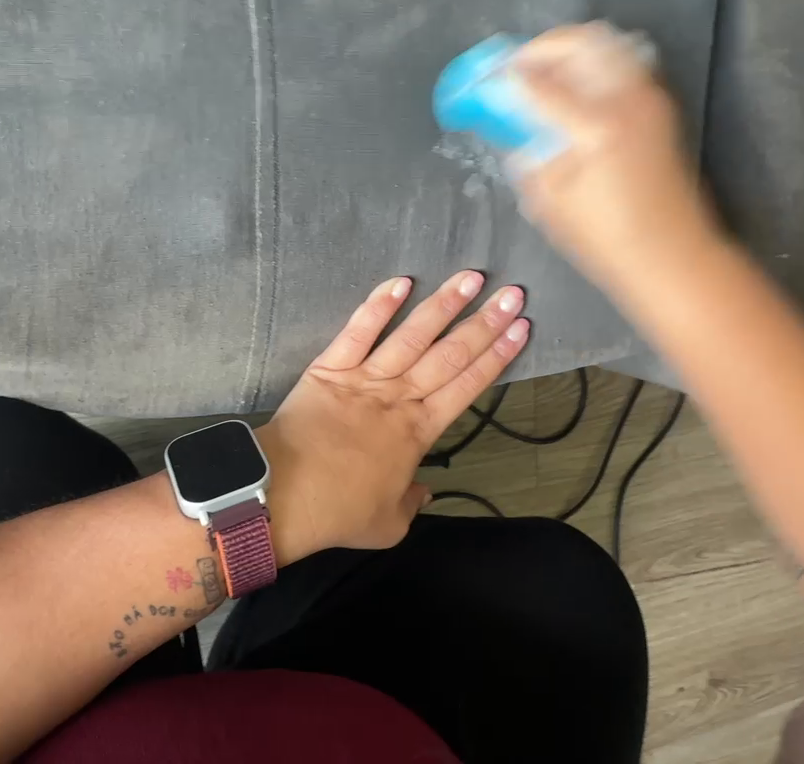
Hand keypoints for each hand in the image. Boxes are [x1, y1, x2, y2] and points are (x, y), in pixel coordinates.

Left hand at [256, 271, 528, 563]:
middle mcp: (400, 397)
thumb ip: (412, 502)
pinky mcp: (331, 367)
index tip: (521, 329)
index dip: (497, 356)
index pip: (468, 386)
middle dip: (485, 323)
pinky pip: (358, 331)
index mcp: (419, 432)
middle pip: (451, 354)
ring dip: (444, 304)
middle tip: (513, 294)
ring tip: (471, 278)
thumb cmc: (338, 513)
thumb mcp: (389, 525)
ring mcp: (366, 378)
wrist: (282, 497)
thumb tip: (424, 490)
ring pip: (413, 335)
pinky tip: (401, 281)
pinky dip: (378, 305)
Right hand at [510, 22, 724, 292]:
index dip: (503, 77)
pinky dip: (592, 65)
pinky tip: (574, 91)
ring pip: (605, 44)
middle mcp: (626, 100)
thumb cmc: (609, 241)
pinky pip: (621, 64)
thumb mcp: (550, 203)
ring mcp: (648, 98)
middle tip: (515, 67)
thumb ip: (526, 155)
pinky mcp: (659, 106)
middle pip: (578, 41)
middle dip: (539, 49)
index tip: (484, 81)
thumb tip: (511, 126)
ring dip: (568, 52)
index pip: (537, 81)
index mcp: (595, 127)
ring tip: (543, 74)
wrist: (674, 255)